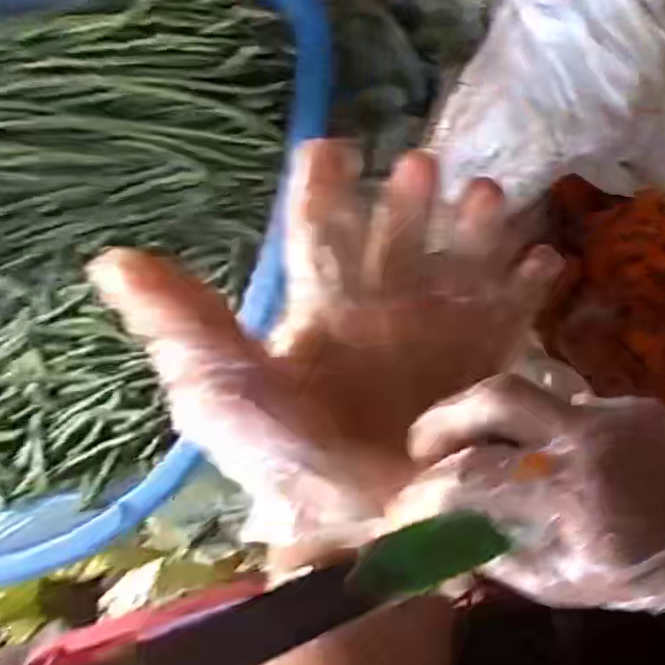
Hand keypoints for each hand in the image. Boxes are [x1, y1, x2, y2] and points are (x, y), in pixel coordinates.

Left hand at [89, 140, 562, 545]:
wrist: (377, 518)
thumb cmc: (298, 460)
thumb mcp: (229, 399)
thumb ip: (189, 331)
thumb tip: (117, 257)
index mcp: (326, 315)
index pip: (323, 239)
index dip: (324, 192)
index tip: (330, 146)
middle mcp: (391, 313)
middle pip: (403, 241)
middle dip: (412, 200)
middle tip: (424, 163)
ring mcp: (446, 333)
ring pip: (466, 263)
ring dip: (479, 229)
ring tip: (490, 194)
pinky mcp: (490, 357)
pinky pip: (516, 310)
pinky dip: (532, 283)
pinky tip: (547, 258)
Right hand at [389, 374, 664, 613]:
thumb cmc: (637, 573)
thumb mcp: (559, 582)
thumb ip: (494, 553)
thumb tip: (435, 536)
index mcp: (570, 495)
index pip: (472, 477)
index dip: (422, 493)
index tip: (402, 509)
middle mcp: (590, 438)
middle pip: (497, 396)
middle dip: (444, 419)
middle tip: (426, 448)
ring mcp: (616, 413)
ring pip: (533, 396)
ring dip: (495, 422)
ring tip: (487, 453)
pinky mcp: (636, 405)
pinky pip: (571, 407)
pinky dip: (546, 429)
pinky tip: (553, 457)